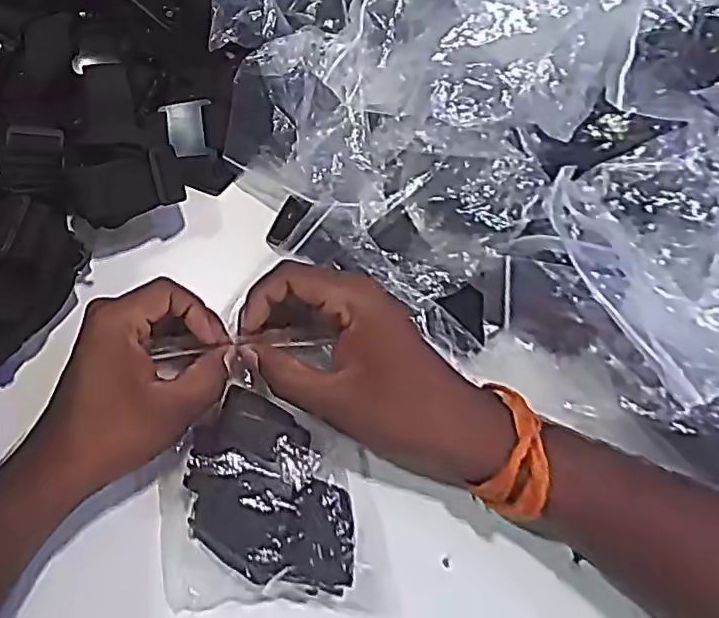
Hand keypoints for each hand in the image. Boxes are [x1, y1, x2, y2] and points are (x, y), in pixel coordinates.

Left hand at [22, 277, 231, 496]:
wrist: (69, 458)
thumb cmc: (103, 435)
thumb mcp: (173, 407)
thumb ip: (208, 377)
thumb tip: (225, 359)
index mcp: (115, 319)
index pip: (169, 292)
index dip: (202, 315)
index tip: (217, 342)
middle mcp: (105, 318)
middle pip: (162, 303)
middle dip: (195, 328)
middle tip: (216, 355)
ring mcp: (102, 332)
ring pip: (154, 320)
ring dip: (183, 340)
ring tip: (203, 369)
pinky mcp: (103, 348)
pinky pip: (142, 334)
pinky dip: (166, 350)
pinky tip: (182, 376)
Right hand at [240, 261, 514, 486]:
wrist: (473, 441)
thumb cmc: (412, 417)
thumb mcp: (337, 400)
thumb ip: (283, 374)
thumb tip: (246, 356)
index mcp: (355, 298)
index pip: (288, 278)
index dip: (258, 301)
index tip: (245, 334)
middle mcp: (360, 294)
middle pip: (296, 284)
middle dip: (266, 310)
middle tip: (248, 343)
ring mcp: (366, 310)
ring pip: (307, 300)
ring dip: (280, 321)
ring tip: (261, 352)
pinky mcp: (369, 328)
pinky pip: (323, 317)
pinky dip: (299, 331)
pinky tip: (286, 356)